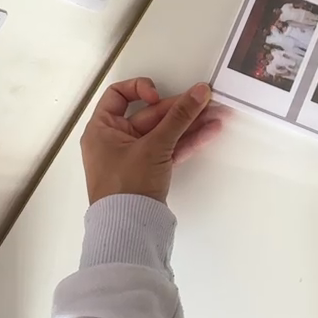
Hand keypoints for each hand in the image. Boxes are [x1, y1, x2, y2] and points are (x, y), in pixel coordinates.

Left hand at [81, 79, 226, 202]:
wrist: (129, 228)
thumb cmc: (126, 186)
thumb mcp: (154, 145)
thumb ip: (180, 116)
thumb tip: (199, 92)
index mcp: (103, 129)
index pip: (118, 95)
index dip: (139, 90)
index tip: (158, 97)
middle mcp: (116, 139)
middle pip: (151, 114)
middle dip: (180, 108)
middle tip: (204, 101)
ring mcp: (135, 155)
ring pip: (165, 131)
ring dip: (189, 123)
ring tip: (215, 114)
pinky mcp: (150, 169)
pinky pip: (170, 147)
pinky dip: (188, 140)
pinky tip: (208, 132)